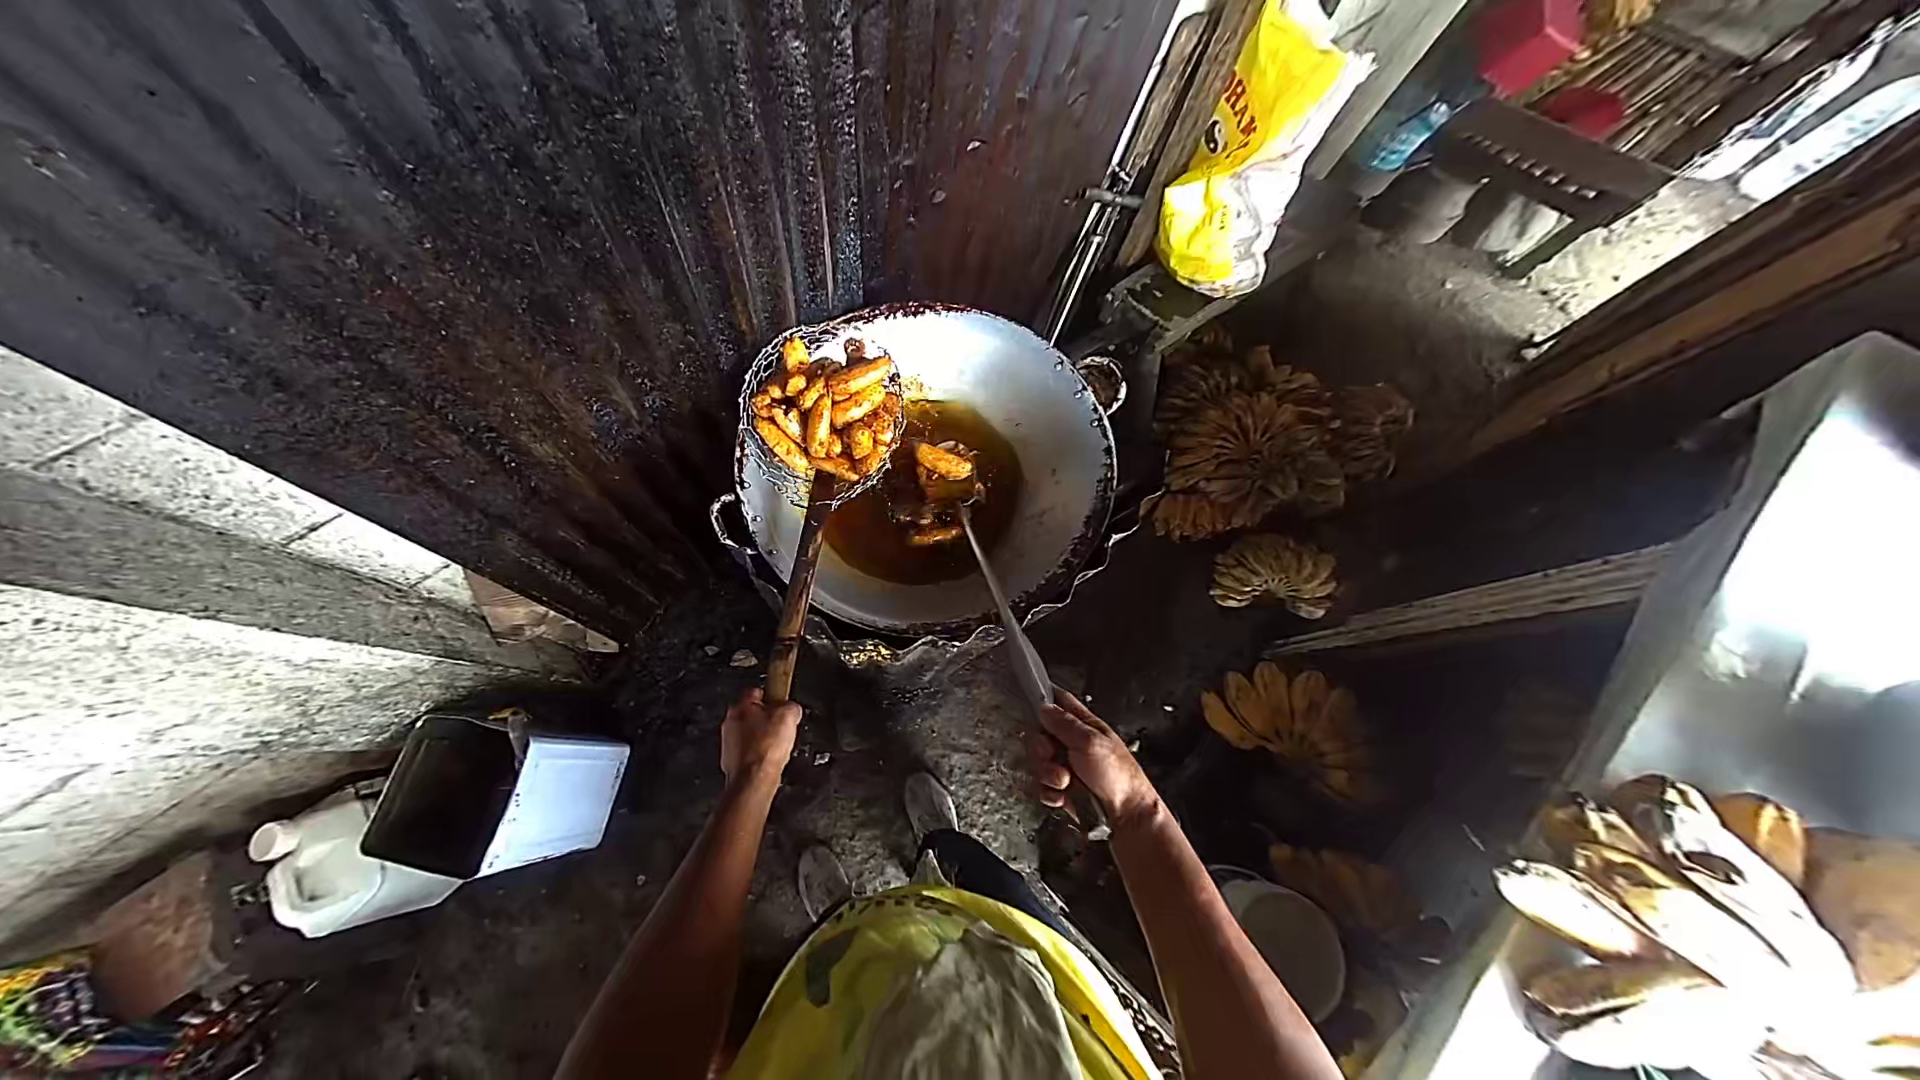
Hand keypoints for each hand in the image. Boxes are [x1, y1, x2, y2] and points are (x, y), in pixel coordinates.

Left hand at [720, 688, 800, 786]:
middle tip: (782, 725)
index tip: (781, 700)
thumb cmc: (766, 748)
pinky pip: (750, 752)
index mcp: (740, 706)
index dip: (772, 695)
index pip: (756, 691)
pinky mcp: (732, 761)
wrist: (754, 780)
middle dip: (768, 718)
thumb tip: (792, 709)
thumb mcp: (789, 715)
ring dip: (764, 738)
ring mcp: (729, 744)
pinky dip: (760, 754)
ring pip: (752, 733)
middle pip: (753, 713)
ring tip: (777, 745)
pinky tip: (770, 759)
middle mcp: (730, 723)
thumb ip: (791, 706)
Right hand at [1032, 689, 1160, 829]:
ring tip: (1066, 781)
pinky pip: (1041, 787)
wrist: (1127, 817)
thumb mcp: (1090, 742)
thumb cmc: (1120, 778)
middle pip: (1039, 735)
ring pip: (1038, 763)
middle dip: (1041, 749)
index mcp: (1084, 725)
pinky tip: (1065, 795)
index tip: (1033, 713)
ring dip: (1048, 775)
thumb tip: (1044, 707)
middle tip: (1052, 756)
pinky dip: (1050, 793)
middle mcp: (1073, 743)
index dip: (1043, 702)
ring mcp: (1067, 767)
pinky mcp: (1062, 789)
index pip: (1058, 701)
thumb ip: (1065, 723)